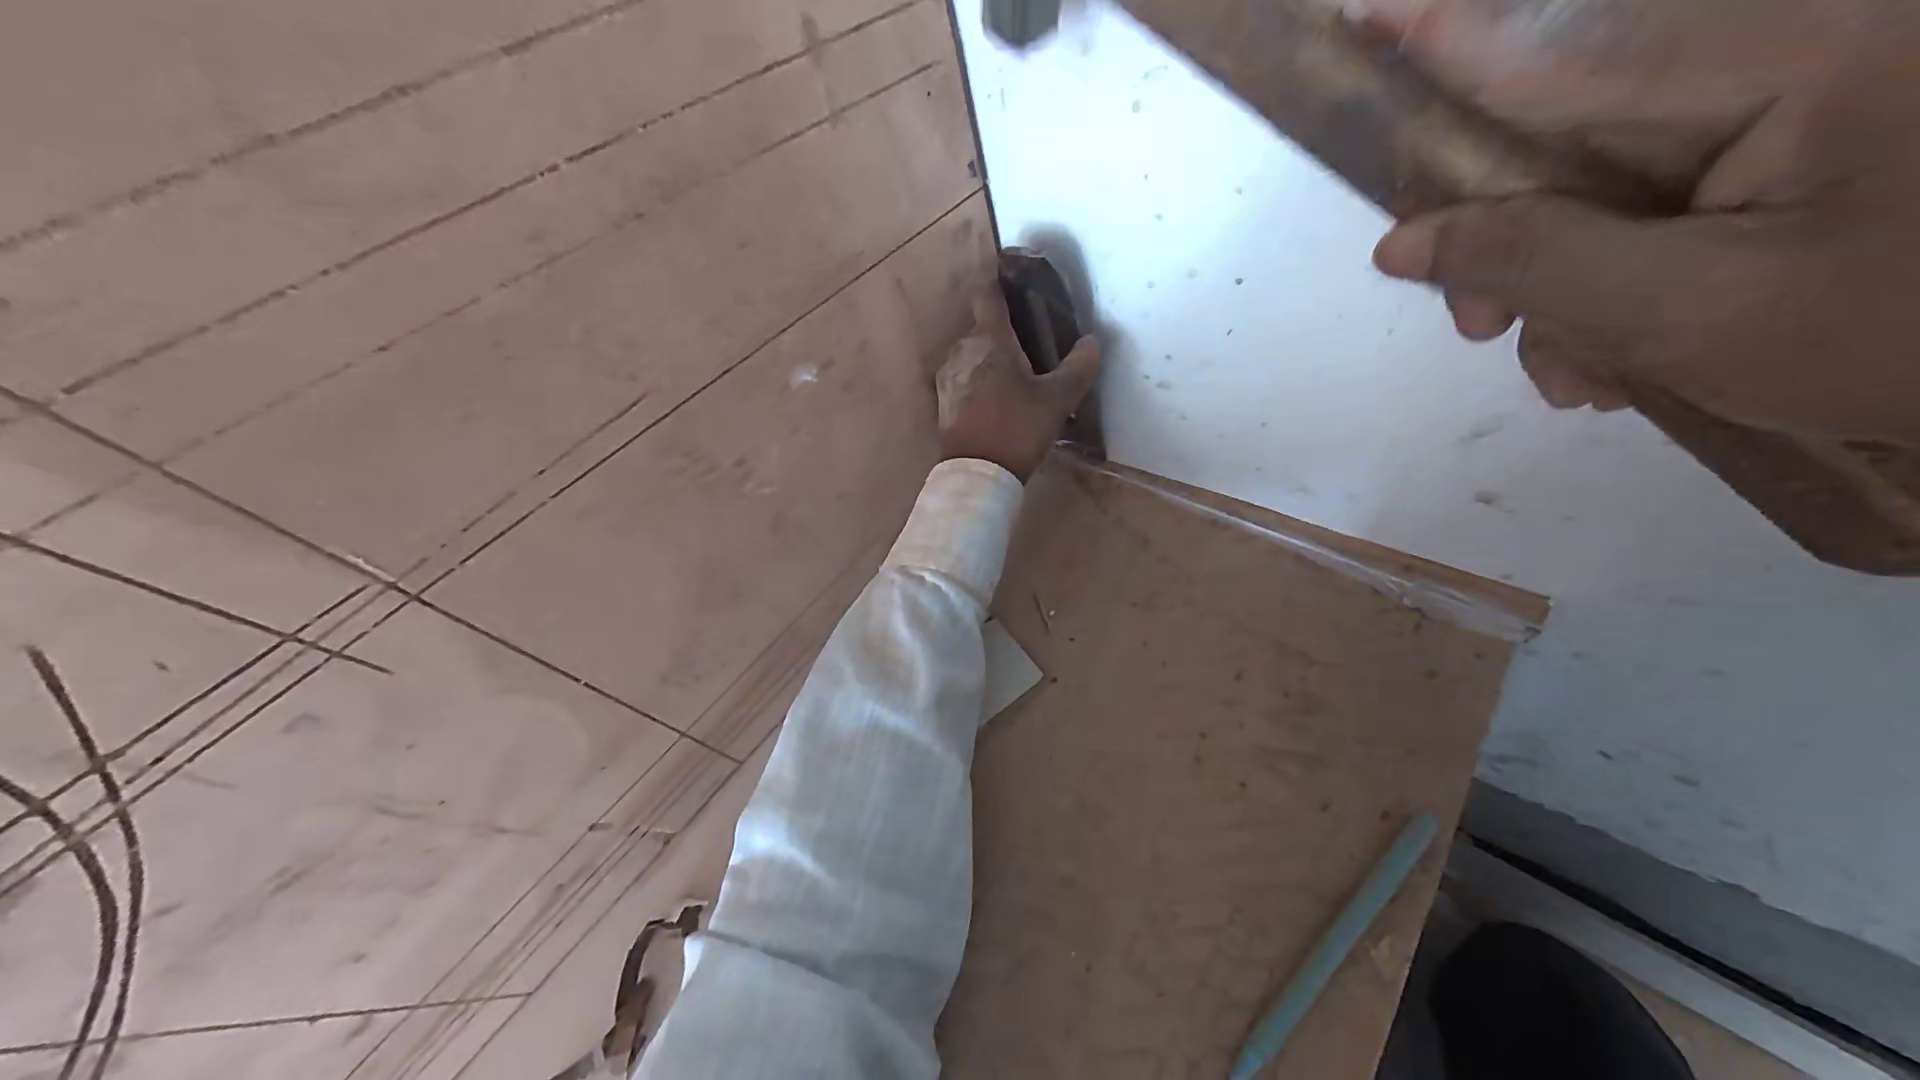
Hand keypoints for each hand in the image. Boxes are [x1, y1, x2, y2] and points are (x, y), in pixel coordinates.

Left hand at [937, 289, 1101, 480]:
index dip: (995, 281)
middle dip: (1001, 334)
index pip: (986, 294)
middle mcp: (962, 349)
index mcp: (990, 340)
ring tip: (1010, 380)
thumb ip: (1079, 368)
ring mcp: (946, 376)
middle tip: (1027, 350)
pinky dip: (975, 380)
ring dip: (987, 360)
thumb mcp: (1058, 400)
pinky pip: (961, 378)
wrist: (977, 474)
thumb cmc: (1017, 429)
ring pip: (970, 354)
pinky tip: (992, 400)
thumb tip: (1092, 342)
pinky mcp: (941, 401)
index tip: (1007, 278)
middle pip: (981, 328)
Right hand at [1361, 0, 1919, 445]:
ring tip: (1579, 375)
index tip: (1359, 12)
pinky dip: (1608, 295)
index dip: (1448, 40)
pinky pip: (1640, 219)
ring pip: (1589, 196)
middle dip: (1502, 246)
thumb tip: (1406, 243)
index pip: (1561, 57)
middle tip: (1480, 330)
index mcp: (1789, 59)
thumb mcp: (1681, 312)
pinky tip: (1619, 358)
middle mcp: (1786, 59)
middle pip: (1560, 146)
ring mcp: (1790, 109)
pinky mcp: (1789, 157)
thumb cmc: (1896, 340)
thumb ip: (1530, 263)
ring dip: (1554, 292)